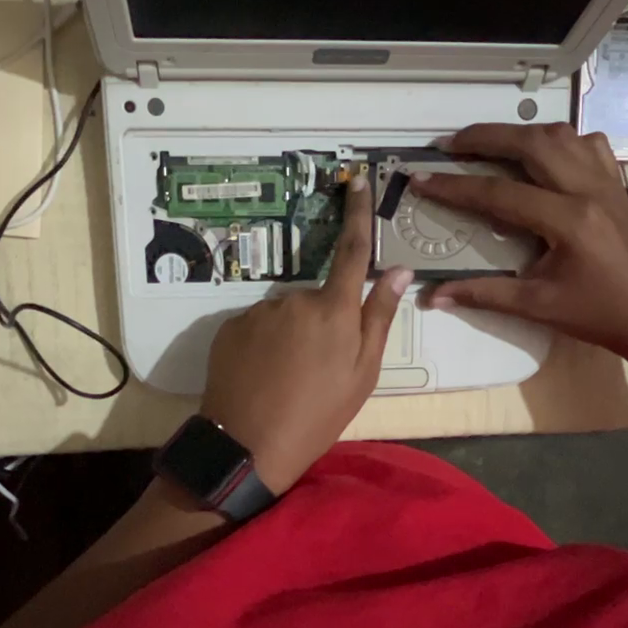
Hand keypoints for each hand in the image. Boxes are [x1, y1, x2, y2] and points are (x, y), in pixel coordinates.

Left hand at [201, 175, 413, 491]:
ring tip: (287, 379)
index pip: (353, 251)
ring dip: (290, 335)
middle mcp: (294, 299)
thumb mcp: (362, 374)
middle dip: (321, 322)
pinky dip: (263, 344)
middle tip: (318, 368)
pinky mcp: (229, 327)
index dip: (358, 214)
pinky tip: (262, 376)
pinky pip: (256, 326)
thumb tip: (399, 271)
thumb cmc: (318, 416)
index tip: (357, 182)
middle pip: (316, 298)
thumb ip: (378, 318)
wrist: (248, 445)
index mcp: (333, 310)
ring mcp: (257, 311)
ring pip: (284, 313)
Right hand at [416, 123, 627, 367]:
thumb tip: (433, 296)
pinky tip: (545, 155)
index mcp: (568, 220)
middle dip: (486, 137)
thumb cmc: (598, 316)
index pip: (499, 194)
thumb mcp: (537, 307)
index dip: (456, 187)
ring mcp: (607, 183)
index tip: (421, 179)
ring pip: (563, 135)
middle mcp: (588, 190)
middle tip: (450, 144)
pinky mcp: (618, 186)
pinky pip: (590, 146)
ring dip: (522, 133)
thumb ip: (483, 295)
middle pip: (532, 143)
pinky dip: (561, 140)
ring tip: (490, 143)